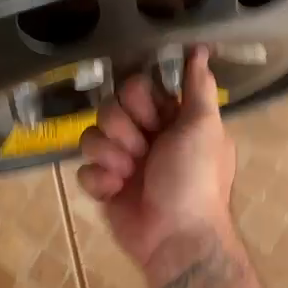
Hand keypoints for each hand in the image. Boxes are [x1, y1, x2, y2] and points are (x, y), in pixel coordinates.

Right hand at [76, 48, 237, 283]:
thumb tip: (201, 49)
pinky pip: (83, 170)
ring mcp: (122, 163)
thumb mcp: (204, 127)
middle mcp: (145, 137)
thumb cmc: (195, 179)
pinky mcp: (104, 188)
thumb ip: (198, 88)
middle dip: (122, 131)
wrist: (176, 237)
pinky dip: (98, 181)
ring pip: (91, 137)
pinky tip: (115, 192)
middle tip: (142, 152)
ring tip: (128, 175)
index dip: (139, 102)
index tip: (155, 120)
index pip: (136, 87)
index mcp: (170, 120)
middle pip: (109, 109)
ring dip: (109, 156)